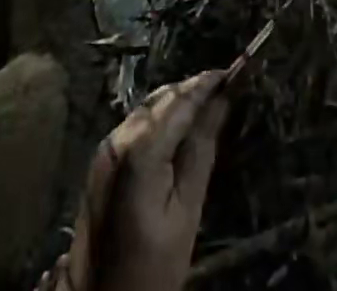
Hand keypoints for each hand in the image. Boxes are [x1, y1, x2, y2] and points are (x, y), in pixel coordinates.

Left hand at [39, 71, 229, 290]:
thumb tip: (222, 102)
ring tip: (210, 102)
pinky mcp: (100, 162)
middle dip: (193, 89)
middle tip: (228, 87)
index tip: (236, 71)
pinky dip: (160, 117)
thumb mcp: (187, 209)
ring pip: (147, 108)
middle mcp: (117, 139)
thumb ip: (202, 149)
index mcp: (140, 150)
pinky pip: (135, 124)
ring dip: (177, 101)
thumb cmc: (153, 266)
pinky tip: (180, 126)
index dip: (208, 83)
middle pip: (161, 99)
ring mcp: (104, 150)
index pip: (180, 100)